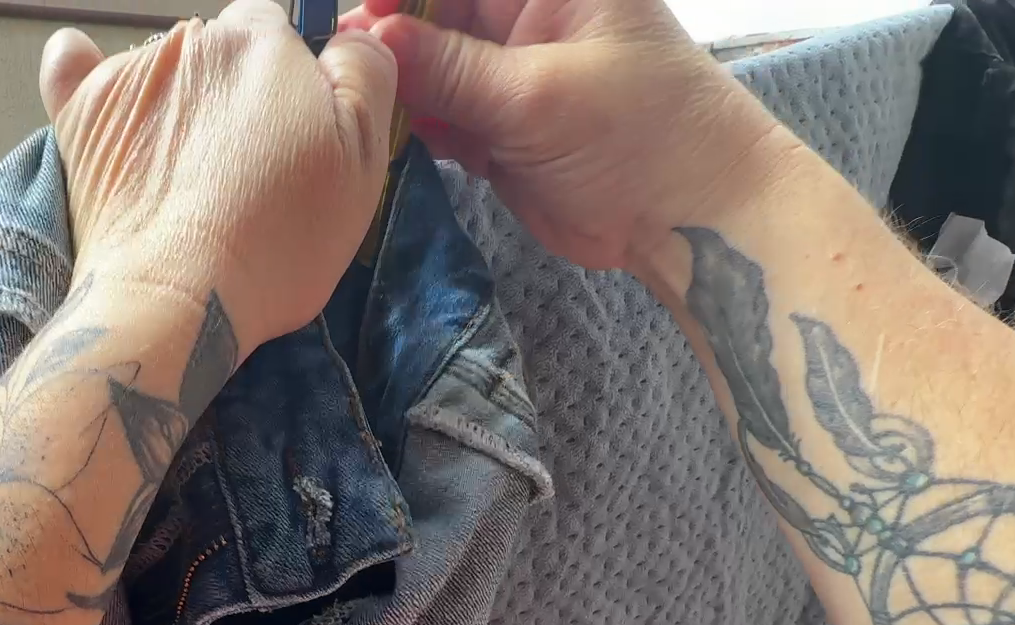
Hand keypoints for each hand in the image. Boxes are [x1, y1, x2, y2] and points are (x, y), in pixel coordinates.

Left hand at [40, 1, 395, 351]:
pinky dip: (85, 75)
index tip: (286, 146)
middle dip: (233, 102)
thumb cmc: (275, 247)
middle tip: (237, 179)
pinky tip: (100, 100)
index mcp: (265, 42)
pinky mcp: (81, 115)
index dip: (288, 90)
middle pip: (219, 55)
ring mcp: (130, 73)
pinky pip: (74, 66)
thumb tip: (351, 37)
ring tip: (181, 183)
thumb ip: (365, 79)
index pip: (280, 35)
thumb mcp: (361, 166)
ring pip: (163, 73)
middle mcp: (195, 40)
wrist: (174, 301)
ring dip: (175, 107)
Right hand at [340, 0, 799, 272]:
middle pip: (439, 21)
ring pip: (433, 76)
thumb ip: (451, 70)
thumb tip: (373, 37)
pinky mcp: (497, 136)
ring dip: (398, 91)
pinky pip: (442, 123)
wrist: (676, 215)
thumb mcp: (536, 94)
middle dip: (391, 40)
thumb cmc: (634, 132)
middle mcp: (524, 26)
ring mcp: (508, 84)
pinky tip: (382, 138)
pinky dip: (414, 132)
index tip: (354, 16)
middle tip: (338, 66)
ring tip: (351, 105)